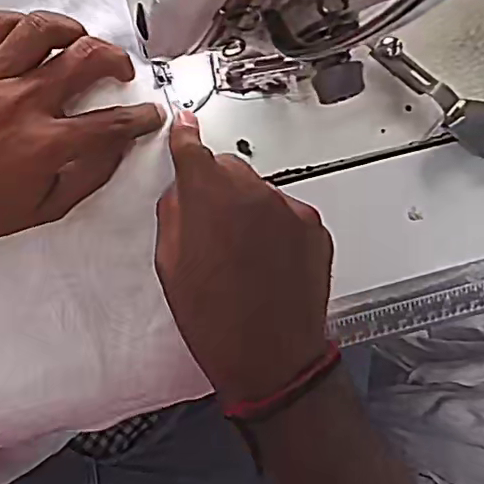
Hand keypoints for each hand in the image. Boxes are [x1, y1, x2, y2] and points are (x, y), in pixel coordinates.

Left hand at [0, 11, 163, 286]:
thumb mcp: (47, 207)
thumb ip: (90, 175)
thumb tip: (117, 148)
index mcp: (44, 144)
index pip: (110, 121)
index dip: (139, 116)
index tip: (146, 114)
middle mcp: (19, 104)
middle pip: (86, 57)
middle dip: (116, 60)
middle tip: (118, 69)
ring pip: (40, 29)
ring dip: (70, 29)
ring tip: (78, 41)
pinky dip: (13, 21)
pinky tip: (26, 34)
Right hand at [156, 113, 333, 402]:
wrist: (270, 358)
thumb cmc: (218, 321)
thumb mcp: (170, 266)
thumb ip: (173, 215)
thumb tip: (179, 193)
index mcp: (210, 199)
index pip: (193, 150)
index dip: (184, 136)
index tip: (183, 125)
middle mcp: (253, 195)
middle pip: (228, 168)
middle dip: (215, 187)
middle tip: (207, 228)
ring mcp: (288, 210)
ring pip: (258, 190)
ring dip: (245, 209)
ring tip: (238, 255)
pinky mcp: (313, 227)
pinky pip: (284, 211)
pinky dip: (272, 225)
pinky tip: (262, 260)